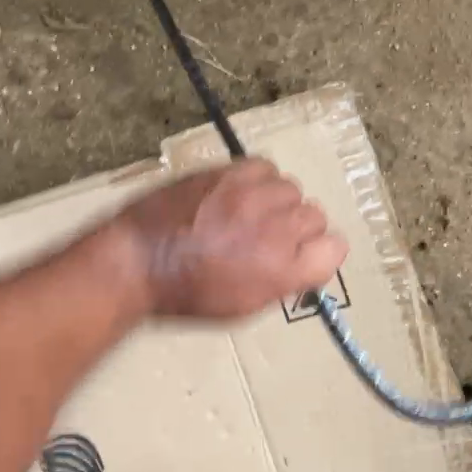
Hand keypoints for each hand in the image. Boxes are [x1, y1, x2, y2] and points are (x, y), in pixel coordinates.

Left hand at [110, 159, 346, 319]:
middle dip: (296, 226)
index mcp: (284, 271)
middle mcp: (276, 230)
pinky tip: (237, 190)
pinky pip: (262, 165)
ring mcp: (251, 197)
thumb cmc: (184, 293)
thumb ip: (279, 281)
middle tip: (268, 232)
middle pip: (314, 215)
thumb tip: (295, 264)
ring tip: (249, 210)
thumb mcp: (241, 306)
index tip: (300, 252)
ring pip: (290, 187)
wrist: (136, 261)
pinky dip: (255, 177)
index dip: (318, 250)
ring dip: (276, 199)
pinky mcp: (226, 173)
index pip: (335, 248)